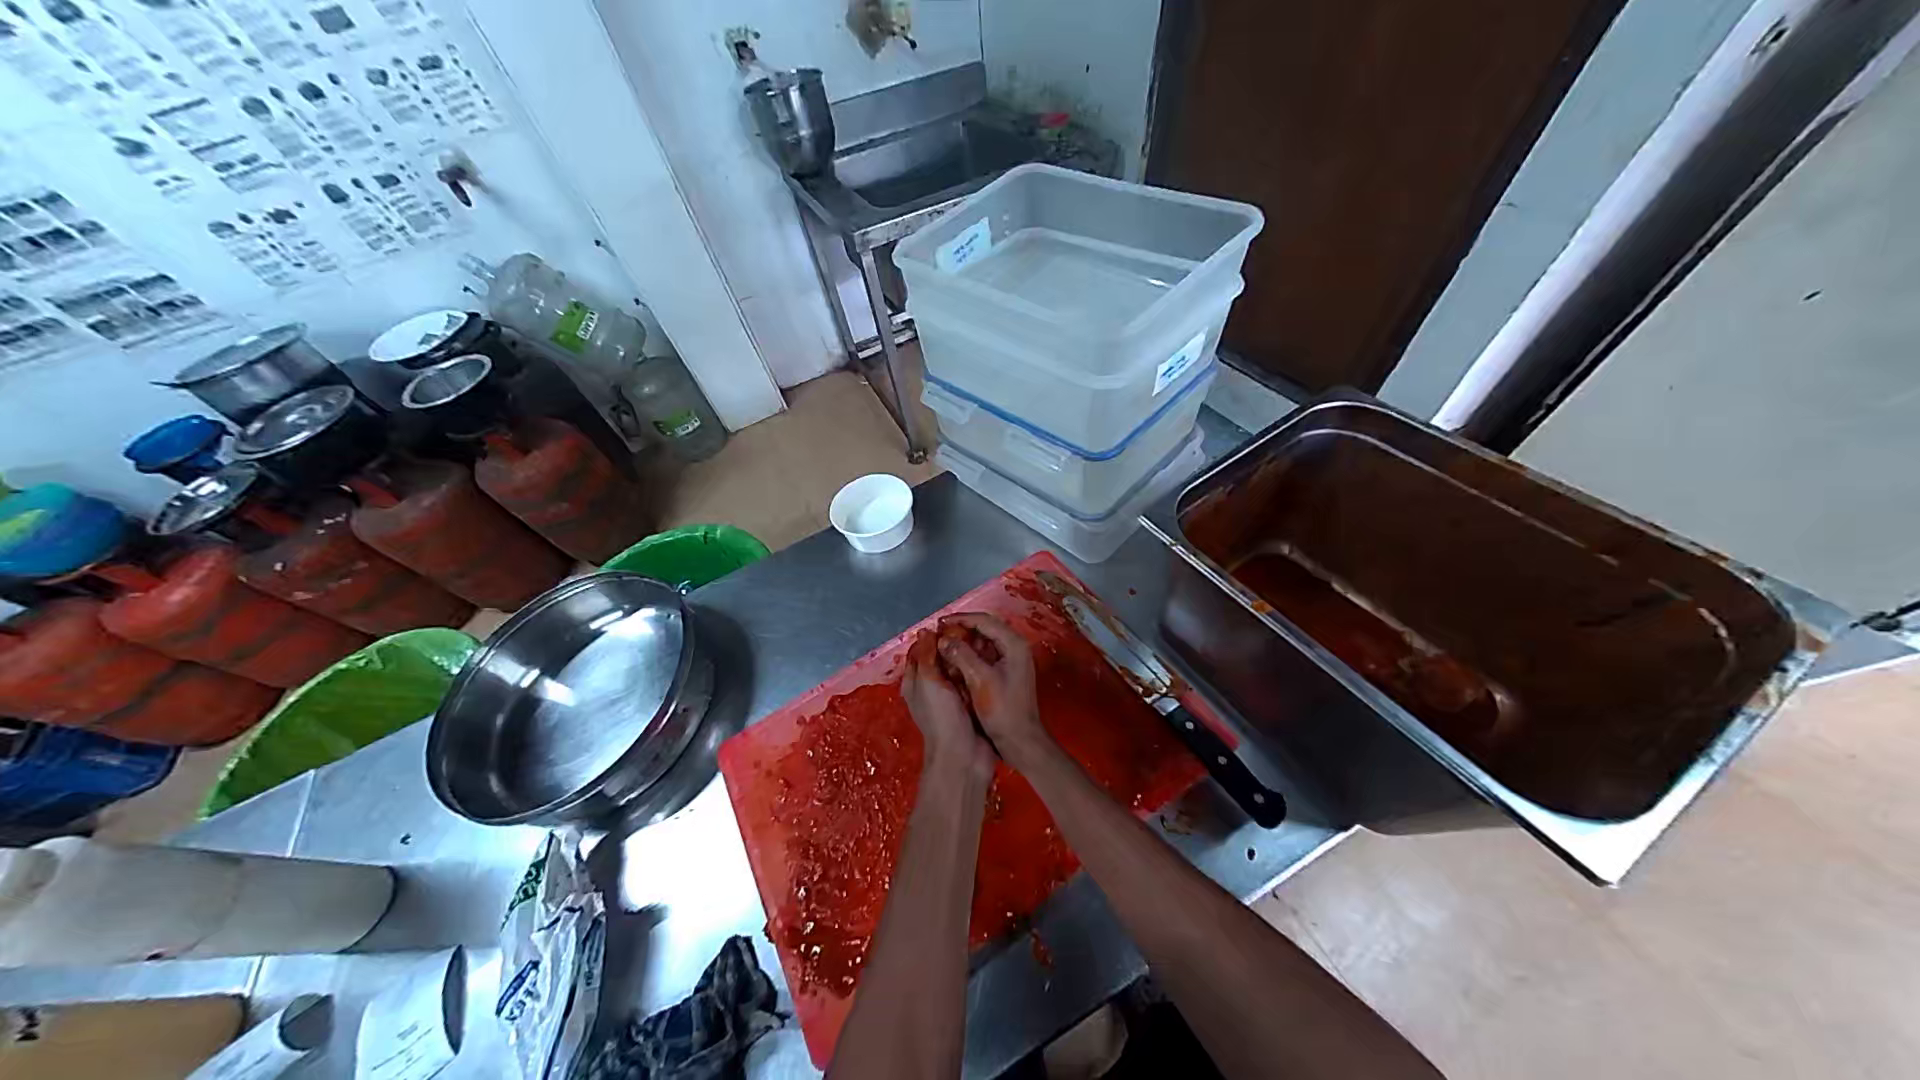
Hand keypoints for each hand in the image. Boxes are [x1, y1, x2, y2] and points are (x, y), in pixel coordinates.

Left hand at [902, 630, 994, 781]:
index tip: (950, 624)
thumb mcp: (928, 681)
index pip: (920, 652)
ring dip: (967, 657)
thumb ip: (926, 655)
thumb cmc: (941, 717)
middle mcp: (931, 689)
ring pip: (958, 670)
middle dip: (953, 646)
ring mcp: (951, 698)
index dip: (932, 638)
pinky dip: (978, 671)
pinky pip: (973, 682)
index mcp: (915, 683)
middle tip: (970, 631)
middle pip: (941, 659)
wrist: (964, 753)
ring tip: (983, 641)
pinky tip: (990, 660)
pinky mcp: (970, 704)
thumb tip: (925, 631)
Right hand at [934, 614, 1053, 769]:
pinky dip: (970, 655)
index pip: (985, 621)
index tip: (940, 623)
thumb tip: (943, 640)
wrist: (1021, 741)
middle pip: (986, 629)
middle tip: (940, 632)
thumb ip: (961, 655)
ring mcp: (1012, 661)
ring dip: (965, 642)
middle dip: (962, 629)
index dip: (960, 619)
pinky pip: (986, 656)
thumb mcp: (980, 680)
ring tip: (944, 645)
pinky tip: (955, 661)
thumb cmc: (1003, 711)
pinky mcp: (1007, 673)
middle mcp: (1015, 648)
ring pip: (985, 642)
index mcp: (1014, 645)